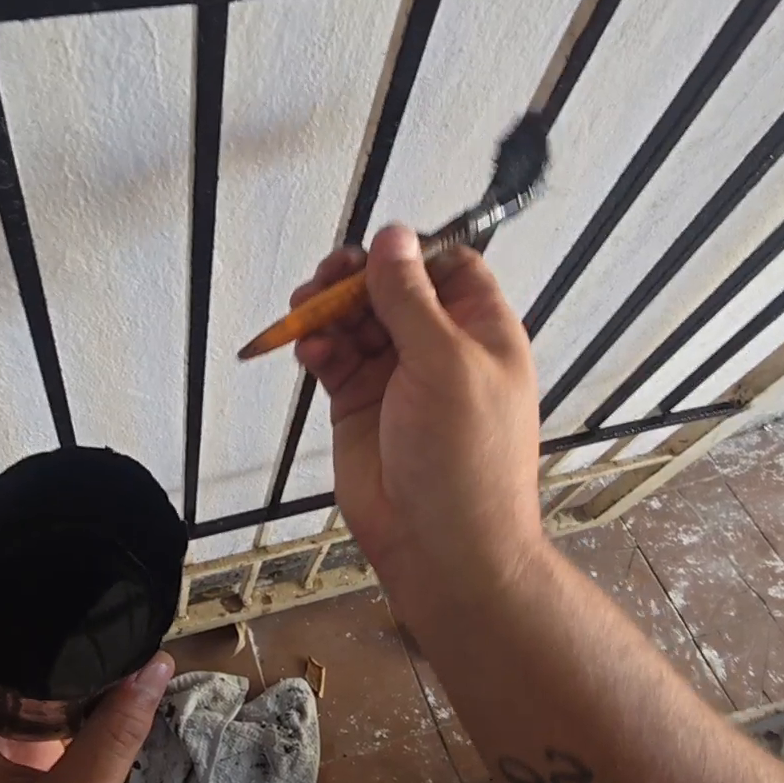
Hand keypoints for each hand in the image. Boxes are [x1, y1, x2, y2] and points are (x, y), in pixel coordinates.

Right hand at [293, 224, 543, 593]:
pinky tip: (309, 352)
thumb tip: (394, 235)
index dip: (411, 254)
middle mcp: (437, 347)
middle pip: (391, 289)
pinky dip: (318, 348)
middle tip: (324, 279)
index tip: (374, 253)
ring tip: (305, 312)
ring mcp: (395, 375)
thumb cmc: (463, 455)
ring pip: (355, 320)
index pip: (447, 267)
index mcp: (478, 330)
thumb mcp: (444, 363)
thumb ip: (411, 298)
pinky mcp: (358, 401)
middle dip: (356, 280)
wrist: (439, 546)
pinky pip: (333, 358)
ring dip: (328, 311)